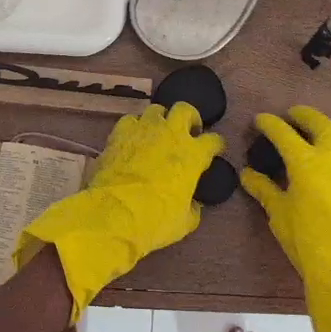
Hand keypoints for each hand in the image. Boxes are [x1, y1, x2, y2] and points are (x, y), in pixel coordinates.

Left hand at [16, 102, 225, 318]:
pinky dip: (134, 128)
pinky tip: (132, 139)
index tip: (213, 150)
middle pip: (185, 109)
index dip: (215, 145)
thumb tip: (193, 204)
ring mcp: (143, 130)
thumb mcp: (184, 221)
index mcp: (193, 155)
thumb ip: (192, 207)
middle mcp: (171, 134)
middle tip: (187, 131)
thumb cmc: (155, 220)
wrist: (115, 215)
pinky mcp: (119, 134)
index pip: (213, 141)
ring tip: (157, 132)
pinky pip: (130, 120)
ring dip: (160, 120)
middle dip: (189, 117)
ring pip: (156, 110)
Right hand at [241, 106, 330, 331]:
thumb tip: (248, 174)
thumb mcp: (277, 211)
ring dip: (324, 130)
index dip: (269, 124)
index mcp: (306, 161)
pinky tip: (329, 163)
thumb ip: (263, 188)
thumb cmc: (303, 235)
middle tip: (292, 114)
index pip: (284, 133)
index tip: (260, 120)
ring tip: (311, 134)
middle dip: (305, 115)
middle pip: (320, 124)